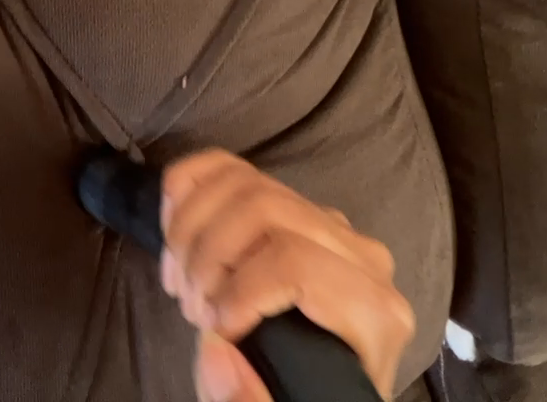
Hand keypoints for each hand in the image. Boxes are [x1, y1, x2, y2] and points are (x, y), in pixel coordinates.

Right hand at [160, 150, 413, 401]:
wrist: (310, 390)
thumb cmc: (302, 397)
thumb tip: (216, 349)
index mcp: (373, 309)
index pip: (295, 262)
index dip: (239, 291)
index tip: (212, 331)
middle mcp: (359, 252)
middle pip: (264, 208)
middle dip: (207, 254)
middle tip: (189, 305)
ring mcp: (322, 219)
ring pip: (244, 181)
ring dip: (191, 226)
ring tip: (180, 281)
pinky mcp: (285, 201)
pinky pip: (231, 167)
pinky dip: (188, 187)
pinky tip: (173, 230)